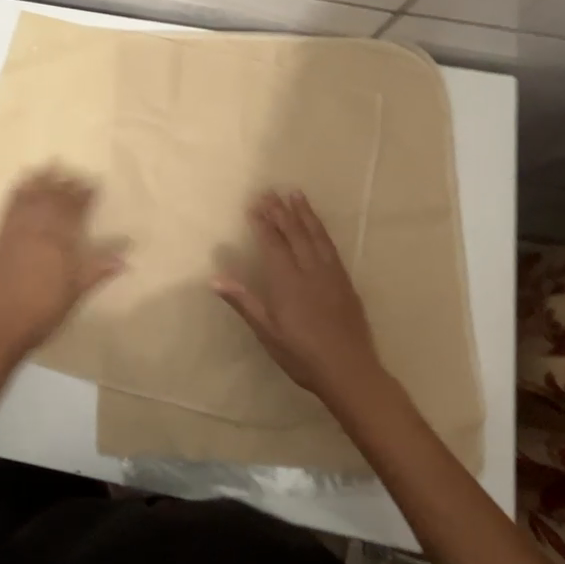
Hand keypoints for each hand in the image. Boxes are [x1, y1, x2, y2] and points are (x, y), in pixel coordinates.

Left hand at [0, 170, 124, 359]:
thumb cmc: (43, 311)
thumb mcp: (76, 292)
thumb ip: (99, 269)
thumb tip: (127, 256)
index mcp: (58, 241)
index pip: (74, 210)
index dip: (84, 195)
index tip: (94, 183)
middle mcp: (37, 230)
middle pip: (52, 199)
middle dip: (65, 184)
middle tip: (74, 171)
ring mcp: (15, 232)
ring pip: (30, 198)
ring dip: (41, 181)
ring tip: (50, 166)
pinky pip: (9, 208)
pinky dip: (17, 193)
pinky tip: (20, 185)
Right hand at [214, 191, 384, 402]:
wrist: (350, 371)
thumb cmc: (302, 355)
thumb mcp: (267, 332)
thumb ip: (244, 302)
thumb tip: (214, 278)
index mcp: (288, 282)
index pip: (273, 244)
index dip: (263, 223)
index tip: (254, 204)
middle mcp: (310, 271)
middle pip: (294, 234)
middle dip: (281, 211)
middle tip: (270, 192)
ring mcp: (331, 275)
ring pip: (316, 236)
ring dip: (305, 213)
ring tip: (296, 194)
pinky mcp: (345, 282)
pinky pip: (331, 247)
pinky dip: (322, 231)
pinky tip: (318, 226)